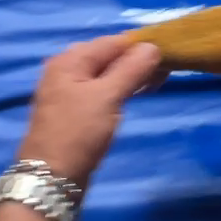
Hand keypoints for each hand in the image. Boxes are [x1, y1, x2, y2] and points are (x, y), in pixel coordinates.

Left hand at [20, 37, 161, 187]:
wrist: (51, 179)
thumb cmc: (78, 133)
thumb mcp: (107, 97)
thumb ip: (130, 69)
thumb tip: (152, 46)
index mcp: (69, 60)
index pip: (112, 42)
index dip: (140, 45)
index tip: (168, 53)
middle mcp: (66, 70)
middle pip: (108, 57)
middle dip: (136, 61)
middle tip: (167, 71)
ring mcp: (68, 92)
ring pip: (105, 75)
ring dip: (130, 76)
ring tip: (157, 82)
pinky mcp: (74, 111)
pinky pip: (101, 92)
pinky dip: (119, 90)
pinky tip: (134, 95)